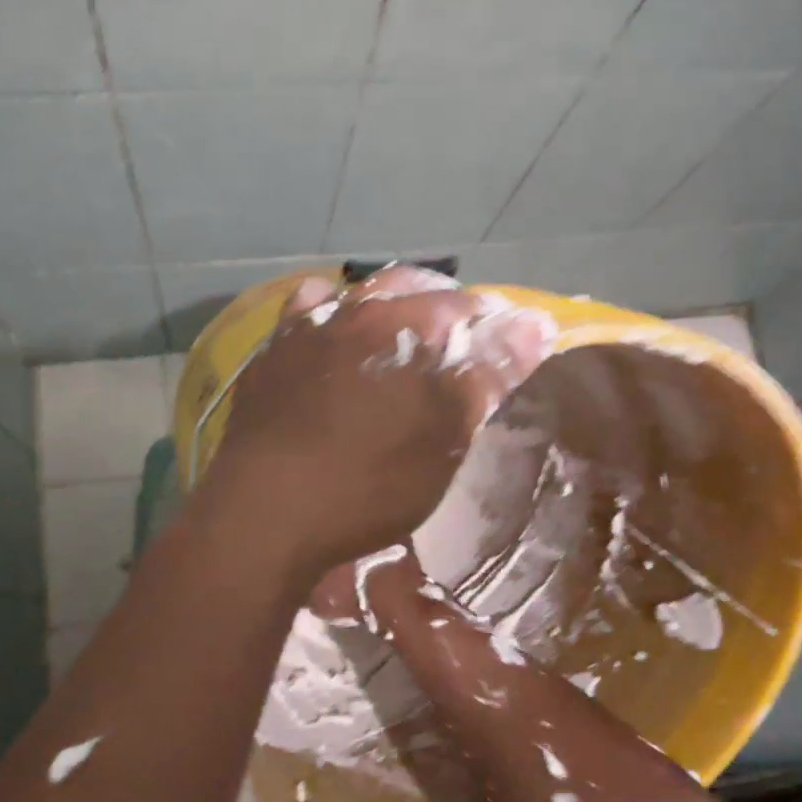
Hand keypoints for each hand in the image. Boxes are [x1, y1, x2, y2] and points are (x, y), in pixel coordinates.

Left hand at [197, 265, 551, 578]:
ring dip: (382, 306)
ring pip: (354, 295)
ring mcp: (305, 329)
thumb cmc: (368, 482)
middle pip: (409, 289)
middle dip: (439, 308)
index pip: (467, 308)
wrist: (267, 511)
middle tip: (454, 345)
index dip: (492, 327)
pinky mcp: (269, 356)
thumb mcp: (444, 438)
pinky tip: (328, 339)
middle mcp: (356, 310)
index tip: (502, 354)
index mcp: (408, 326)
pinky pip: (303, 315)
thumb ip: (489, 373)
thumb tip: (535, 322)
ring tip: (395, 336)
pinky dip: (325, 317)